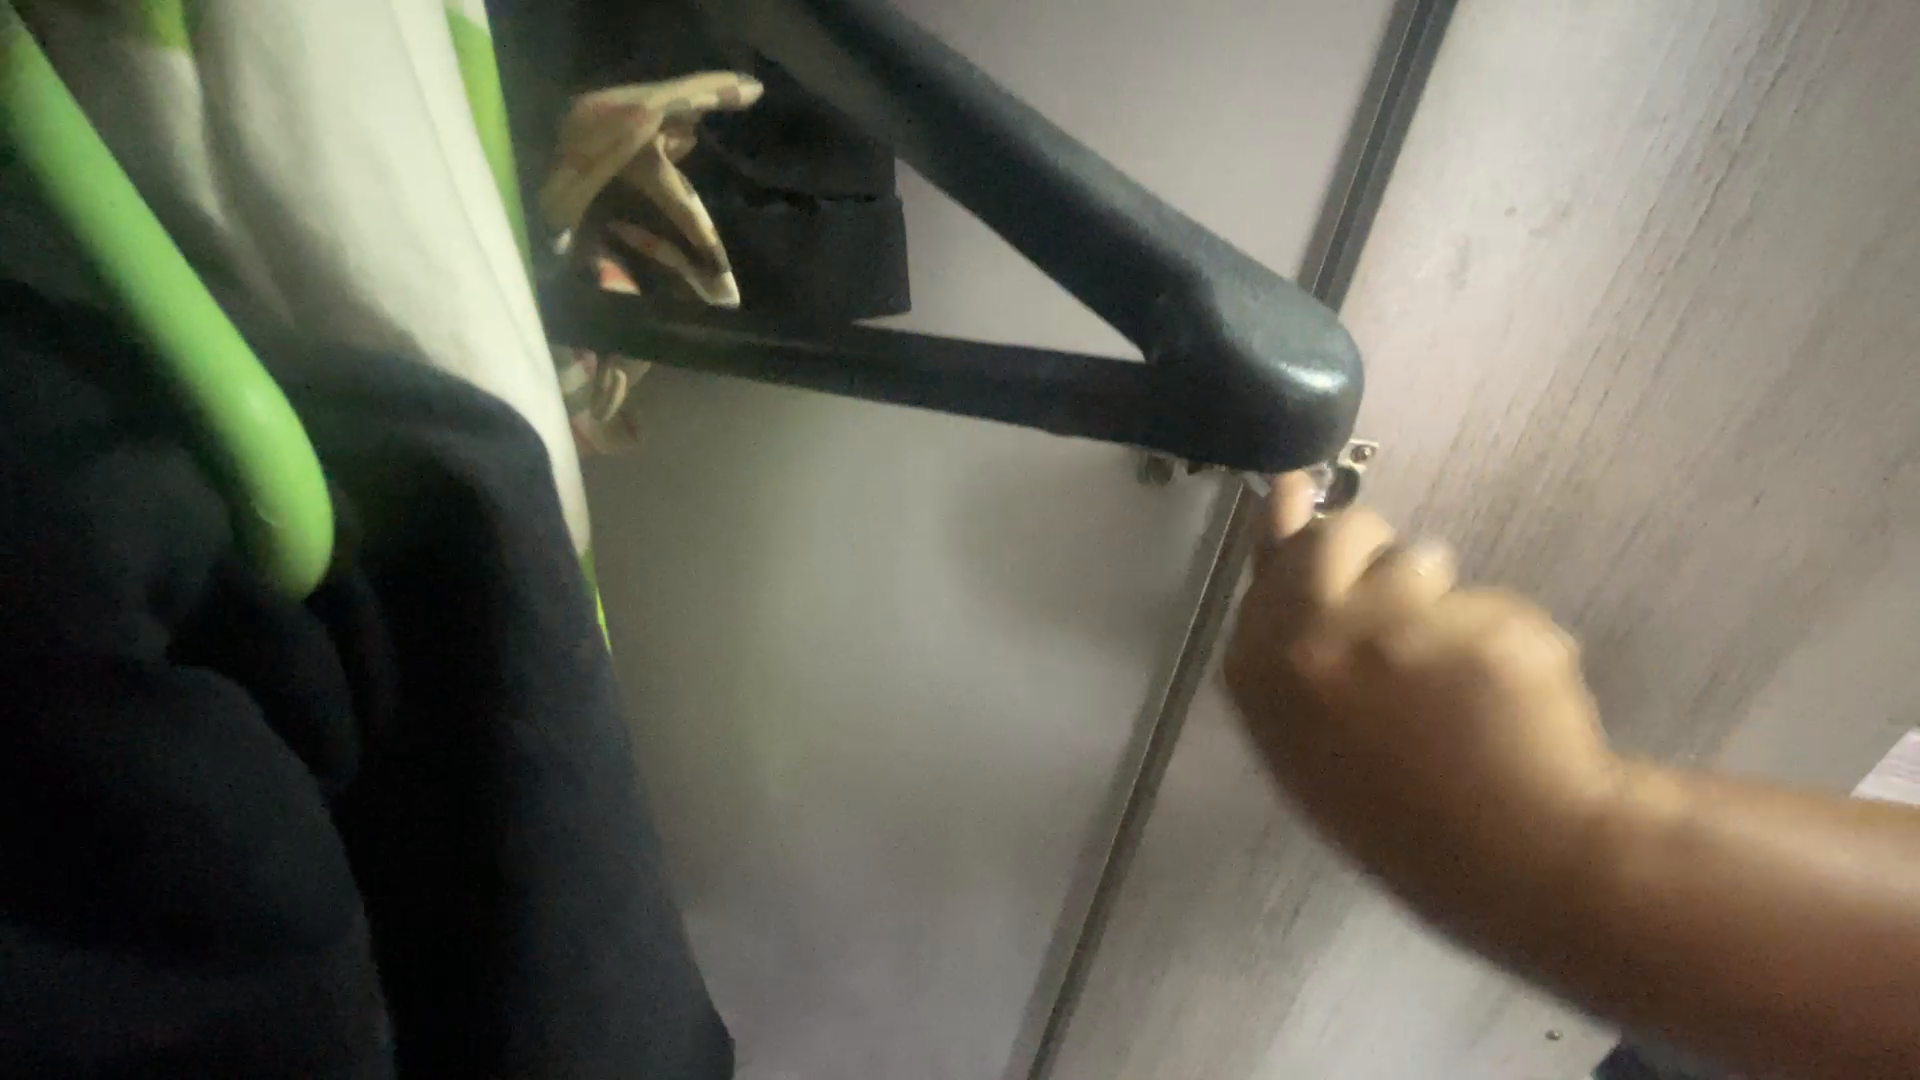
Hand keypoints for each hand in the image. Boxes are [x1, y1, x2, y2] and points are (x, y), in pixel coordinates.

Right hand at [1223, 474, 1621, 904]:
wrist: (1506, 860)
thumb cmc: (1388, 788)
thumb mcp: (1302, 705)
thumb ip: (1284, 599)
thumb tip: (1285, 487)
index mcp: (1255, 665)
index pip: (1277, 560)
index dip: (1317, 565)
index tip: (1340, 570)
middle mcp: (1304, 638)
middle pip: (1338, 537)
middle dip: (1374, 562)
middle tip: (1401, 627)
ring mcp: (1386, 634)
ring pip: (1418, 558)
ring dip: (1441, 602)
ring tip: (1453, 678)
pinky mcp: (1469, 633)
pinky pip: (1488, 603)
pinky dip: (1504, 639)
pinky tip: (1503, 700)